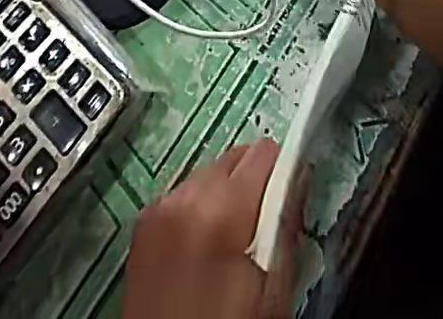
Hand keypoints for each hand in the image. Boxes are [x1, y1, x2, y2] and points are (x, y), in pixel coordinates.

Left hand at [123, 139, 303, 318]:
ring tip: (234, 242)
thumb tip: (299, 177)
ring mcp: (159, 208)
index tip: (291, 199)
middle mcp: (185, 195)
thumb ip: (287, 225)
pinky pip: (185, 194)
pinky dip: (201, 208)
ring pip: (210, 173)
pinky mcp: (143, 224)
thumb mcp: (273, 291)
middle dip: (256, 183)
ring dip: (227, 194)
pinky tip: (205, 249)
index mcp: (221, 207)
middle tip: (265, 229)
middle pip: (236, 157)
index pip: (265, 152)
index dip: (285, 172)